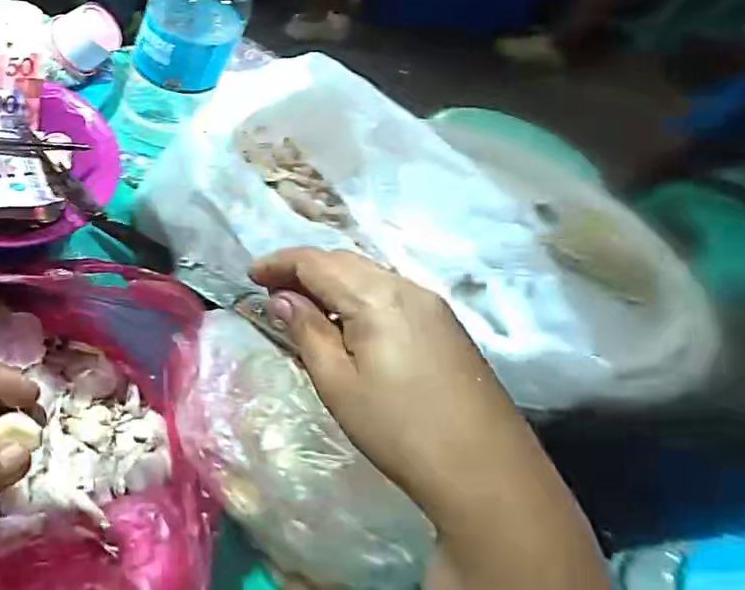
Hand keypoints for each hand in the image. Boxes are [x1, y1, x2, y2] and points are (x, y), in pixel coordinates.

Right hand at [250, 249, 607, 589]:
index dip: (277, 263)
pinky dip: (357, 293)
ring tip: (304, 304)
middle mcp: (407, 289)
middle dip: (302, 268)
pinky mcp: (449, 329)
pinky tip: (347, 322)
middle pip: (342, 260)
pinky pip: (390, 291)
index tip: (249, 276)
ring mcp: (434, 307)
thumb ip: (305, 330)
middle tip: (272, 290)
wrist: (495, 485)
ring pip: (367, 273)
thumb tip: (282, 298)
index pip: (314, 261)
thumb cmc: (401, 431)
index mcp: (376, 297)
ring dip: (330, 280)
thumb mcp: (337, 382)